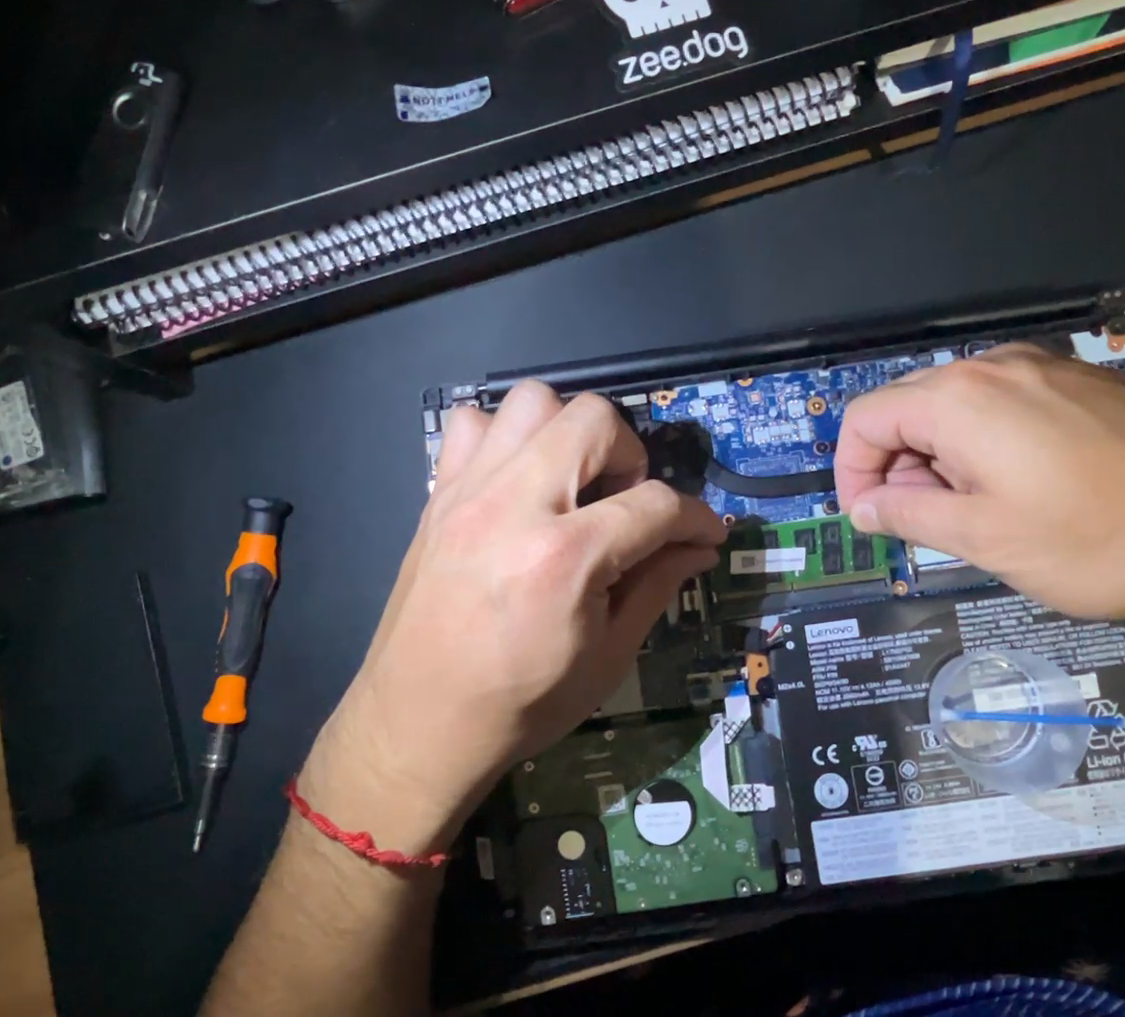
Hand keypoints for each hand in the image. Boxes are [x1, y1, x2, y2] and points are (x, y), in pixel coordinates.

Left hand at [303, 382, 724, 851]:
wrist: (419, 725)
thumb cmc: (522, 705)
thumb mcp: (608, 657)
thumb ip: (657, 586)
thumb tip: (699, 545)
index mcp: (565, 558)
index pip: (654, 504)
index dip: (695, 517)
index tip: (705, 533)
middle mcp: (514, 504)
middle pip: (594, 420)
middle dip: (631, 454)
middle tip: (628, 503)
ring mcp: (469, 491)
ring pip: (532, 400)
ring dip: (568, 431)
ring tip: (573, 483)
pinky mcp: (438, 494)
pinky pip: (471, 423)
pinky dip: (506, 438)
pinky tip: (517, 482)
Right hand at [835, 344, 1124, 618]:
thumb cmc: (1108, 535)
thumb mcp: (991, 540)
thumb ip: (911, 516)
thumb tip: (863, 504)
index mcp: (959, 399)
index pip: (864, 420)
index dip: (851, 473)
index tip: (871, 522)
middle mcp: (996, 367)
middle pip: (909, 408)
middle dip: (900, 468)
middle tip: (931, 528)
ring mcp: (1048, 368)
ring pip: (959, 409)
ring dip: (945, 461)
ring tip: (985, 517)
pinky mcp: (1088, 384)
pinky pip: (1008, 408)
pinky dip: (990, 448)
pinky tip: (1033, 492)